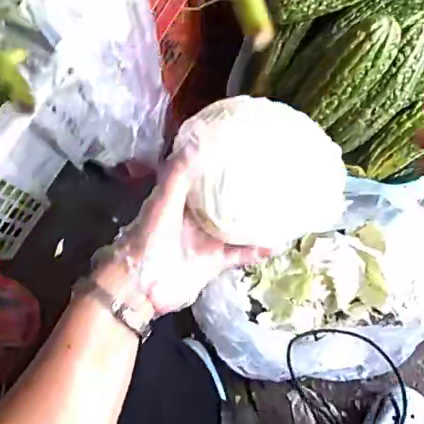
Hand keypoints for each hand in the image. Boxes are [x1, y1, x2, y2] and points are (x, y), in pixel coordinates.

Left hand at [99, 148, 275, 316]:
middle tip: (270, 172)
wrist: (142, 285)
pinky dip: (257, 250)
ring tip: (280, 204)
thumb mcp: (164, 200)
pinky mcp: (214, 262)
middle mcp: (196, 216)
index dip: (219, 159)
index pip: (202, 172)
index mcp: (181, 197)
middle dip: (244, 187)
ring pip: (237, 226)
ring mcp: (206, 239)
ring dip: (256, 218)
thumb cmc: (149, 238)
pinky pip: (241, 254)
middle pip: (224, 198)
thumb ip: (179, 172)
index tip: (242, 144)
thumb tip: (200, 138)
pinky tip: (276, 243)